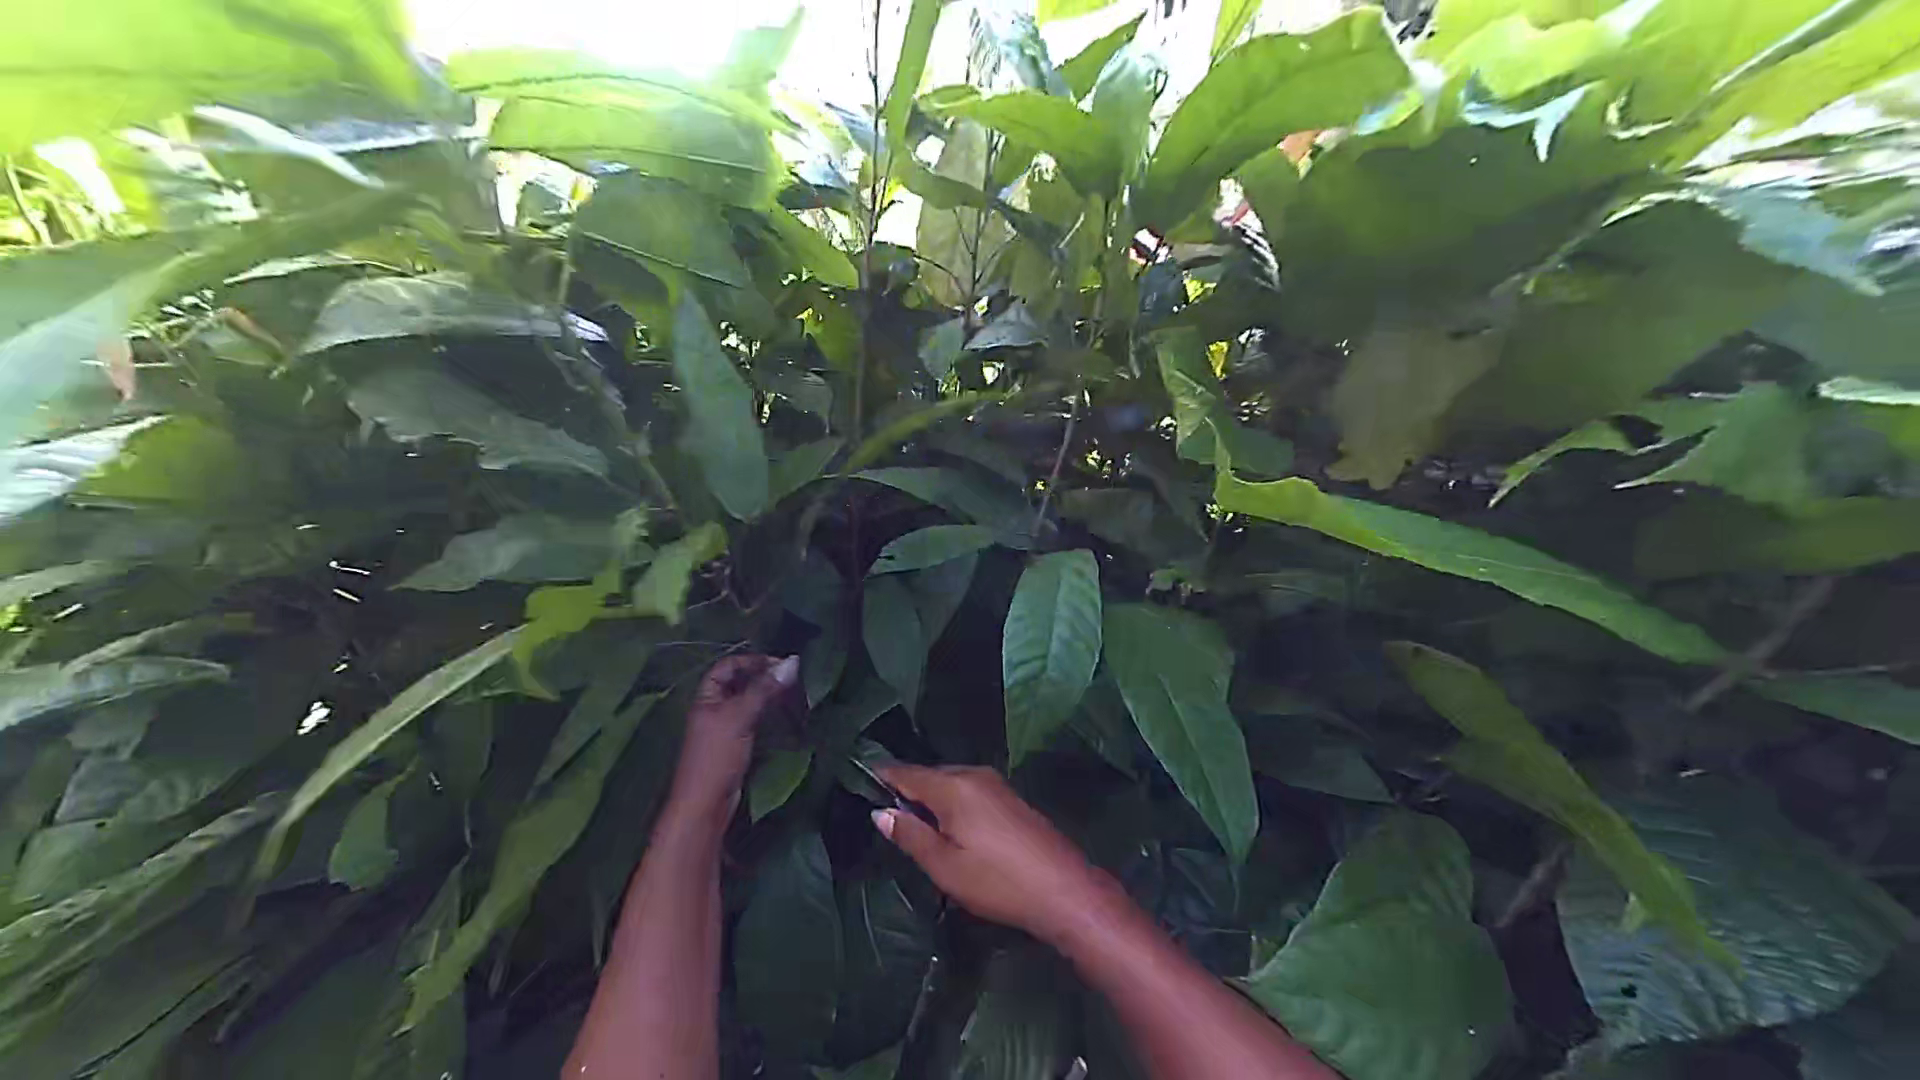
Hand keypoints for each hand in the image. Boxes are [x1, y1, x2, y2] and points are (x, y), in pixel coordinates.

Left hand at [669, 654, 798, 814]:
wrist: (706, 804)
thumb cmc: (717, 756)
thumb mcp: (740, 717)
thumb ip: (765, 689)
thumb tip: (793, 661)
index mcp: (706, 697)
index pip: (728, 666)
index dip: (751, 661)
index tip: (780, 665)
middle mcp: (714, 709)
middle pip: (740, 683)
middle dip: (764, 677)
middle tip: (793, 678)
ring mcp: (725, 728)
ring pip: (749, 702)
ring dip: (769, 696)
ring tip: (795, 694)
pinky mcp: (737, 744)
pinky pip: (755, 720)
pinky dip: (770, 714)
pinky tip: (788, 715)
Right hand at [871, 765, 1123, 945]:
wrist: (1064, 888)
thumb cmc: (997, 881)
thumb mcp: (945, 866)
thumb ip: (910, 835)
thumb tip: (879, 811)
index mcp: (953, 786)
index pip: (907, 772)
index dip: (883, 775)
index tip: (861, 777)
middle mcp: (973, 774)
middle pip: (929, 774)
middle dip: (907, 789)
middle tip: (885, 812)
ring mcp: (995, 783)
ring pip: (950, 781)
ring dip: (931, 797)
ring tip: (914, 823)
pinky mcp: (1009, 796)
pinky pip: (968, 789)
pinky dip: (951, 801)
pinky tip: (950, 826)